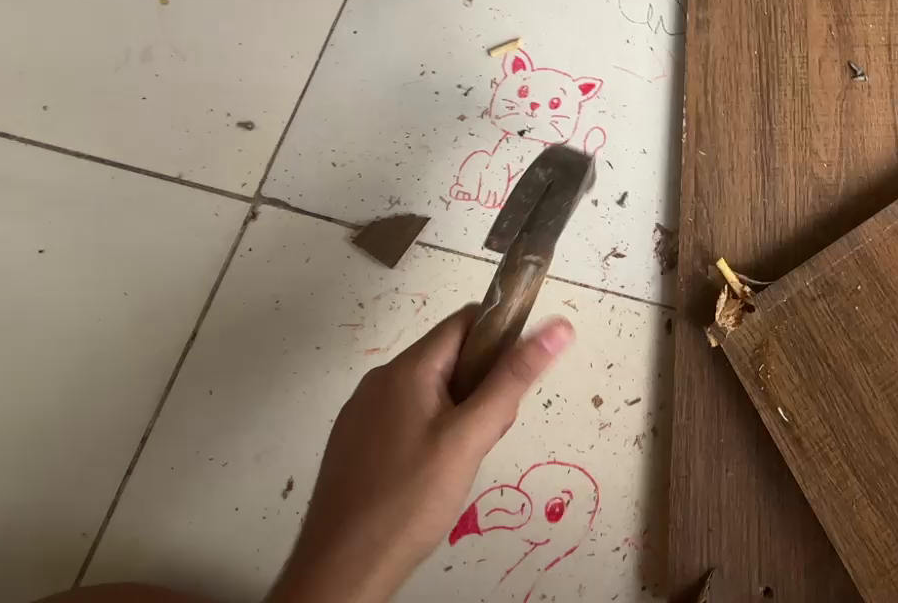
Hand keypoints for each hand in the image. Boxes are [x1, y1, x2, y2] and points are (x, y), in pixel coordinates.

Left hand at [266, 308, 574, 602]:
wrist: (338, 576)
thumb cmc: (410, 500)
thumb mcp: (471, 437)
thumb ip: (514, 378)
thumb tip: (559, 328)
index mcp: (406, 369)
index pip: (467, 321)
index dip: (501, 337)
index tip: (516, 377)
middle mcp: (380, 381)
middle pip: (451, 357)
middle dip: (482, 383)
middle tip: (488, 431)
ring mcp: (362, 413)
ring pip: (432, 389)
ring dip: (461, 409)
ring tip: (463, 458)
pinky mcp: (355, 444)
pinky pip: (409, 415)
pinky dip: (434, 429)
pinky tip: (434, 472)